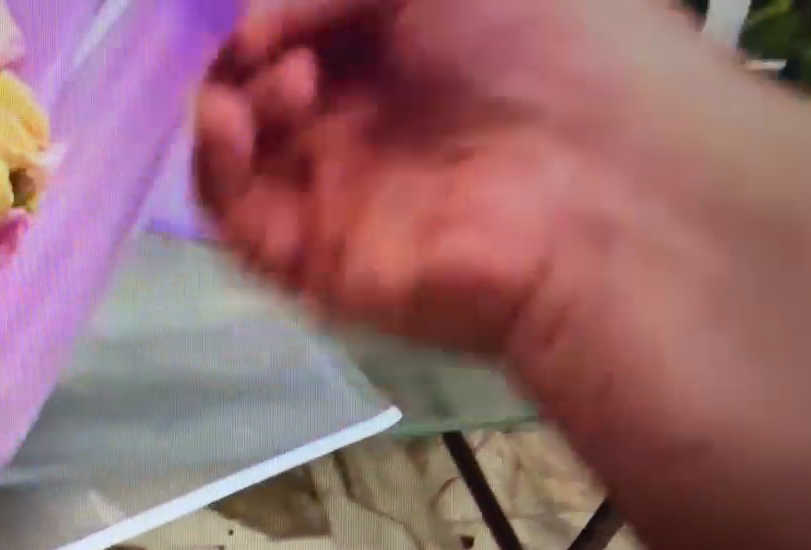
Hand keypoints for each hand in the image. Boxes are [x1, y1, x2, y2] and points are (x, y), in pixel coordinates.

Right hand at [193, 0, 754, 368]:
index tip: (255, 11)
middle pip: (258, 102)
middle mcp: (356, 131)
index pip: (297, 45)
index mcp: (400, 62)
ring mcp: (324, 200)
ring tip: (280, 83)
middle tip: (260, 44)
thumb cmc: (551, 50)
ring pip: (236, 162)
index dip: (267, 23)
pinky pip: (235, 218)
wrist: (595, 181)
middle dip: (244, 65)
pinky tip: (226, 124)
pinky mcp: (302, 262)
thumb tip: (253, 23)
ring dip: (228, 113)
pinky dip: (215, 171)